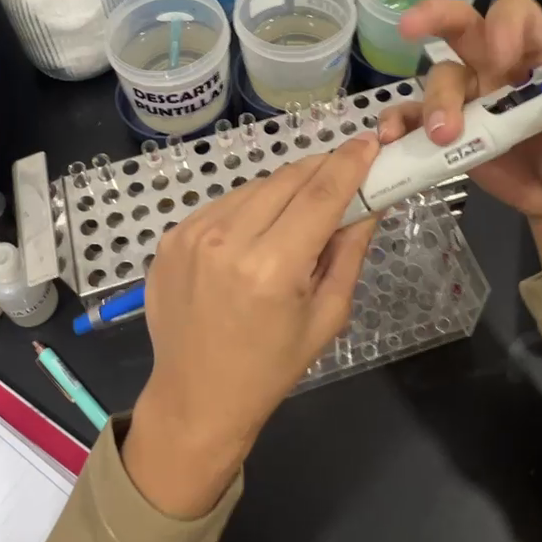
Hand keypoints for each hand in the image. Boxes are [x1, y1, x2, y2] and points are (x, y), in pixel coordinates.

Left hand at [122, 136, 380, 517]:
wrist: (195, 398)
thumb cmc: (270, 367)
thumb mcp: (326, 316)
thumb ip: (349, 252)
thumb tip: (370, 202)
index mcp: (272, 269)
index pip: (320, 195)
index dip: (349, 164)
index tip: (369, 142)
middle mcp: (227, 241)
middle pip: (287, 180)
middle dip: (321, 169)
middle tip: (344, 170)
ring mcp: (191, 235)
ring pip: (255, 187)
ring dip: (284, 189)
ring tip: (299, 211)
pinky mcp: (171, 236)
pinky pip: (224, 203)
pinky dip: (249, 207)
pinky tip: (258, 230)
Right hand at [376, 0, 541, 271]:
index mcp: (537, 58)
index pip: (519, 15)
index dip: (506, 25)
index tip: (502, 60)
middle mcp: (496, 66)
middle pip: (462, 23)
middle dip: (435, 15)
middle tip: (409, 29)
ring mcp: (467, 94)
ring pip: (439, 76)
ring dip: (433, 102)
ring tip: (441, 138)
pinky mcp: (442, 125)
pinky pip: (412, 113)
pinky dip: (397, 121)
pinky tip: (391, 138)